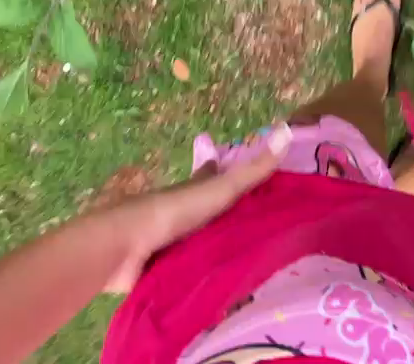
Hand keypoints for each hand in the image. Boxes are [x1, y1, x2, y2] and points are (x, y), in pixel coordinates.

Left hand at [93, 123, 292, 292]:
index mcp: (193, 188)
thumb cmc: (175, 211)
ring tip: (243, 258)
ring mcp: (169, 241)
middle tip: (255, 223)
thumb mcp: (220, 188)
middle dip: (223, 213)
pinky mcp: (160, 270)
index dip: (227, 171)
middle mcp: (181, 211)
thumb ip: (253, 169)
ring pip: (196, 241)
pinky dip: (198, 275)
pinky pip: (186, 271)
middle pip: (206, 209)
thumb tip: (288, 129)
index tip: (248, 176)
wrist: (125, 248)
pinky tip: (217, 284)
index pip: (213, 176)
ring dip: (212, 247)